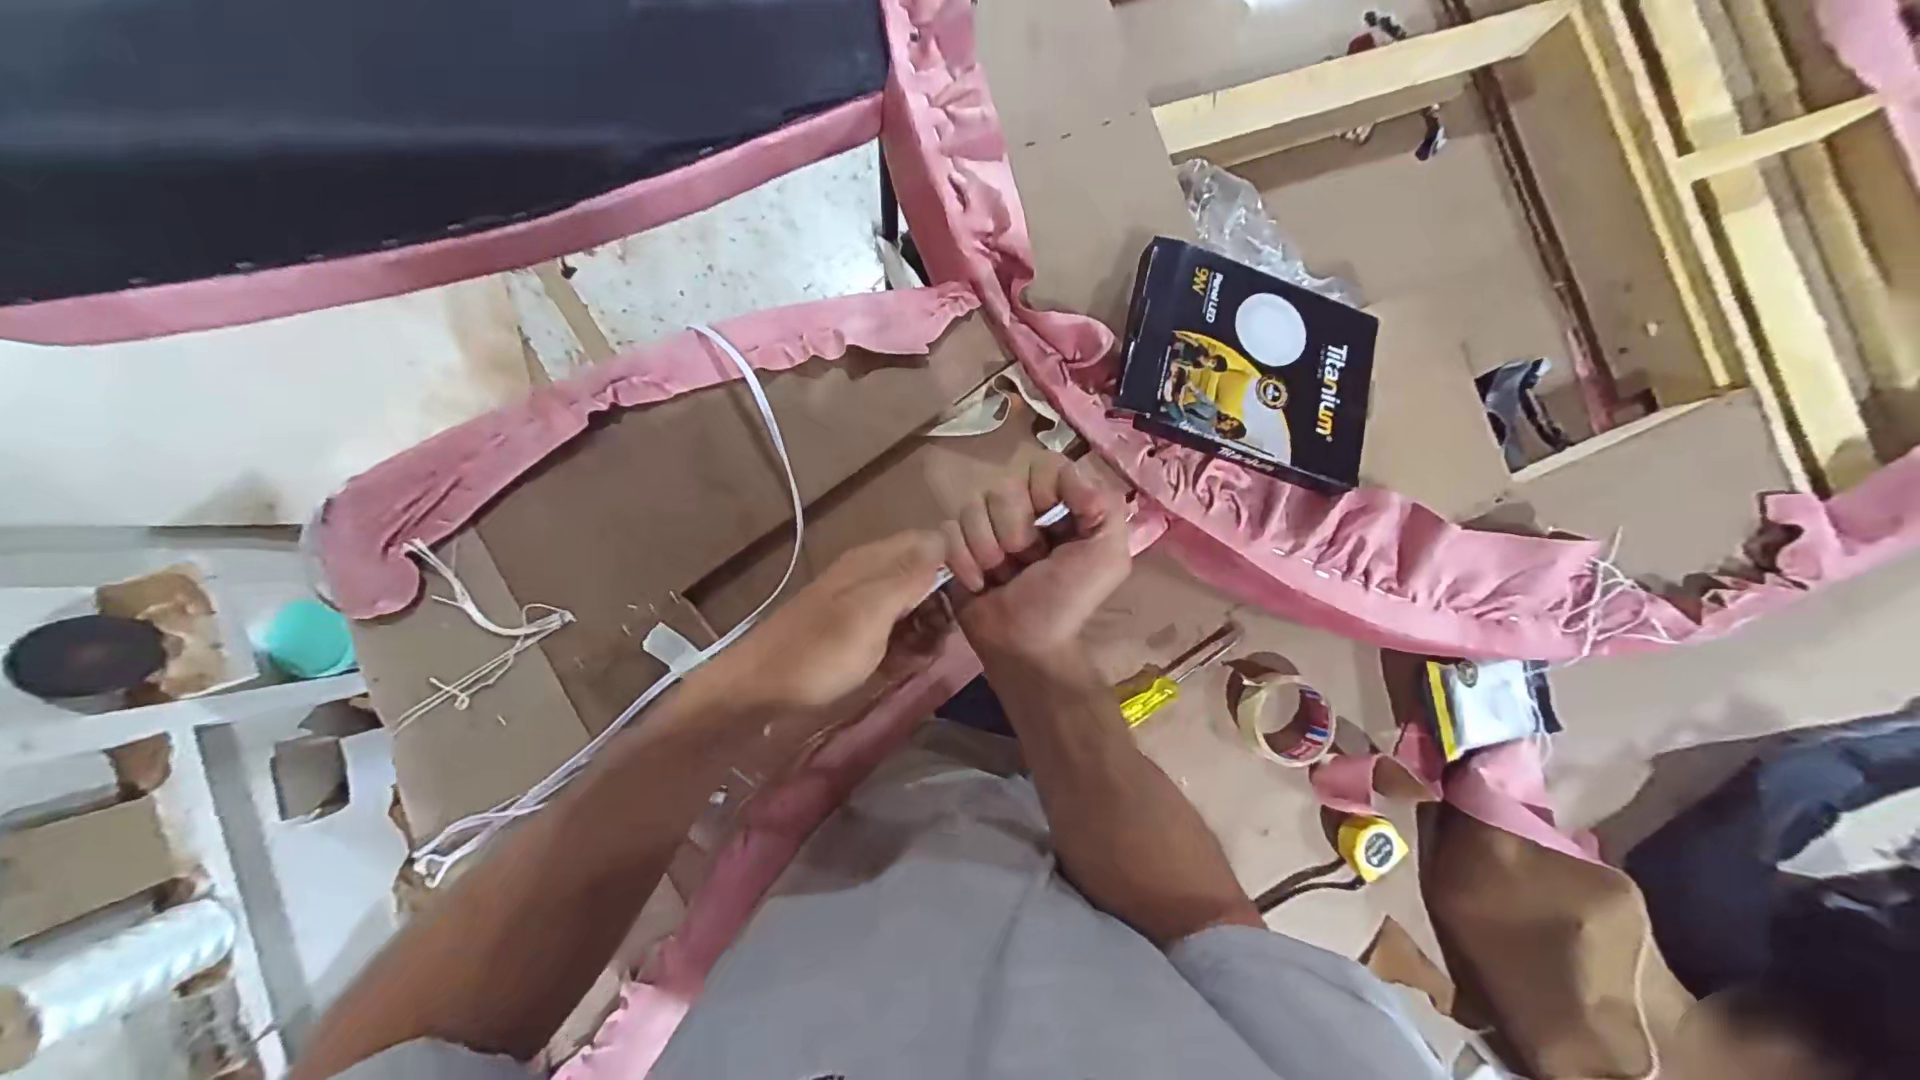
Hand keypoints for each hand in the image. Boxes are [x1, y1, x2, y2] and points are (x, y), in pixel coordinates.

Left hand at [693, 530, 946, 715]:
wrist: (758, 692)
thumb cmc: (817, 653)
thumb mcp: (869, 613)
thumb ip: (908, 576)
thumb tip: (946, 539)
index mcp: (875, 561)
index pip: (931, 542)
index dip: (956, 562)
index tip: (972, 595)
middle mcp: (872, 575)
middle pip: (927, 576)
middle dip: (942, 605)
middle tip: (939, 637)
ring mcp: (864, 605)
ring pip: (915, 606)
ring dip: (926, 630)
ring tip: (920, 656)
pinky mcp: (858, 633)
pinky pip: (896, 629)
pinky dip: (906, 646)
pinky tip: (902, 665)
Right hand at [940, 455, 1131, 668]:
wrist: (1025, 646)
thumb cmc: (1068, 601)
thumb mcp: (1107, 556)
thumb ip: (1104, 507)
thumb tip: (1071, 472)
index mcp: (1058, 506)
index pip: (1041, 467)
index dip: (1042, 493)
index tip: (1052, 526)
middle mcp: (1019, 510)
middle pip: (1002, 488)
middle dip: (1014, 531)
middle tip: (1025, 563)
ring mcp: (984, 528)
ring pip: (971, 507)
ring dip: (987, 549)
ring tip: (1000, 577)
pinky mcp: (956, 548)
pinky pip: (946, 532)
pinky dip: (963, 561)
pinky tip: (978, 584)